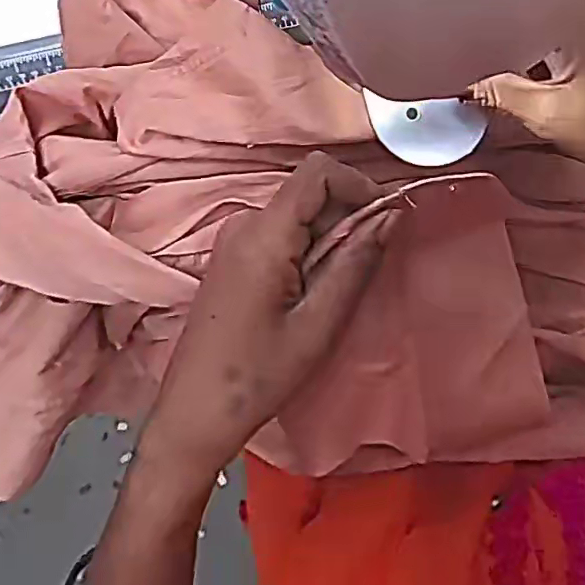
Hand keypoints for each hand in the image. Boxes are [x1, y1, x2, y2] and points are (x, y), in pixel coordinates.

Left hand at [137, 152, 402, 480]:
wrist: (194, 413)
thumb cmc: (258, 376)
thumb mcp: (319, 322)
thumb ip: (356, 261)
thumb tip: (391, 215)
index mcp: (263, 234)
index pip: (317, 171)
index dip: (357, 184)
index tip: (384, 218)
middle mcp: (245, 222)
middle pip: (311, 191)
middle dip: (347, 216)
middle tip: (362, 265)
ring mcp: (235, 235)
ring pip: (300, 211)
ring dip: (329, 235)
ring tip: (332, 287)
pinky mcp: (234, 251)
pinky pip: (283, 228)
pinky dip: (309, 245)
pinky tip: (309, 289)